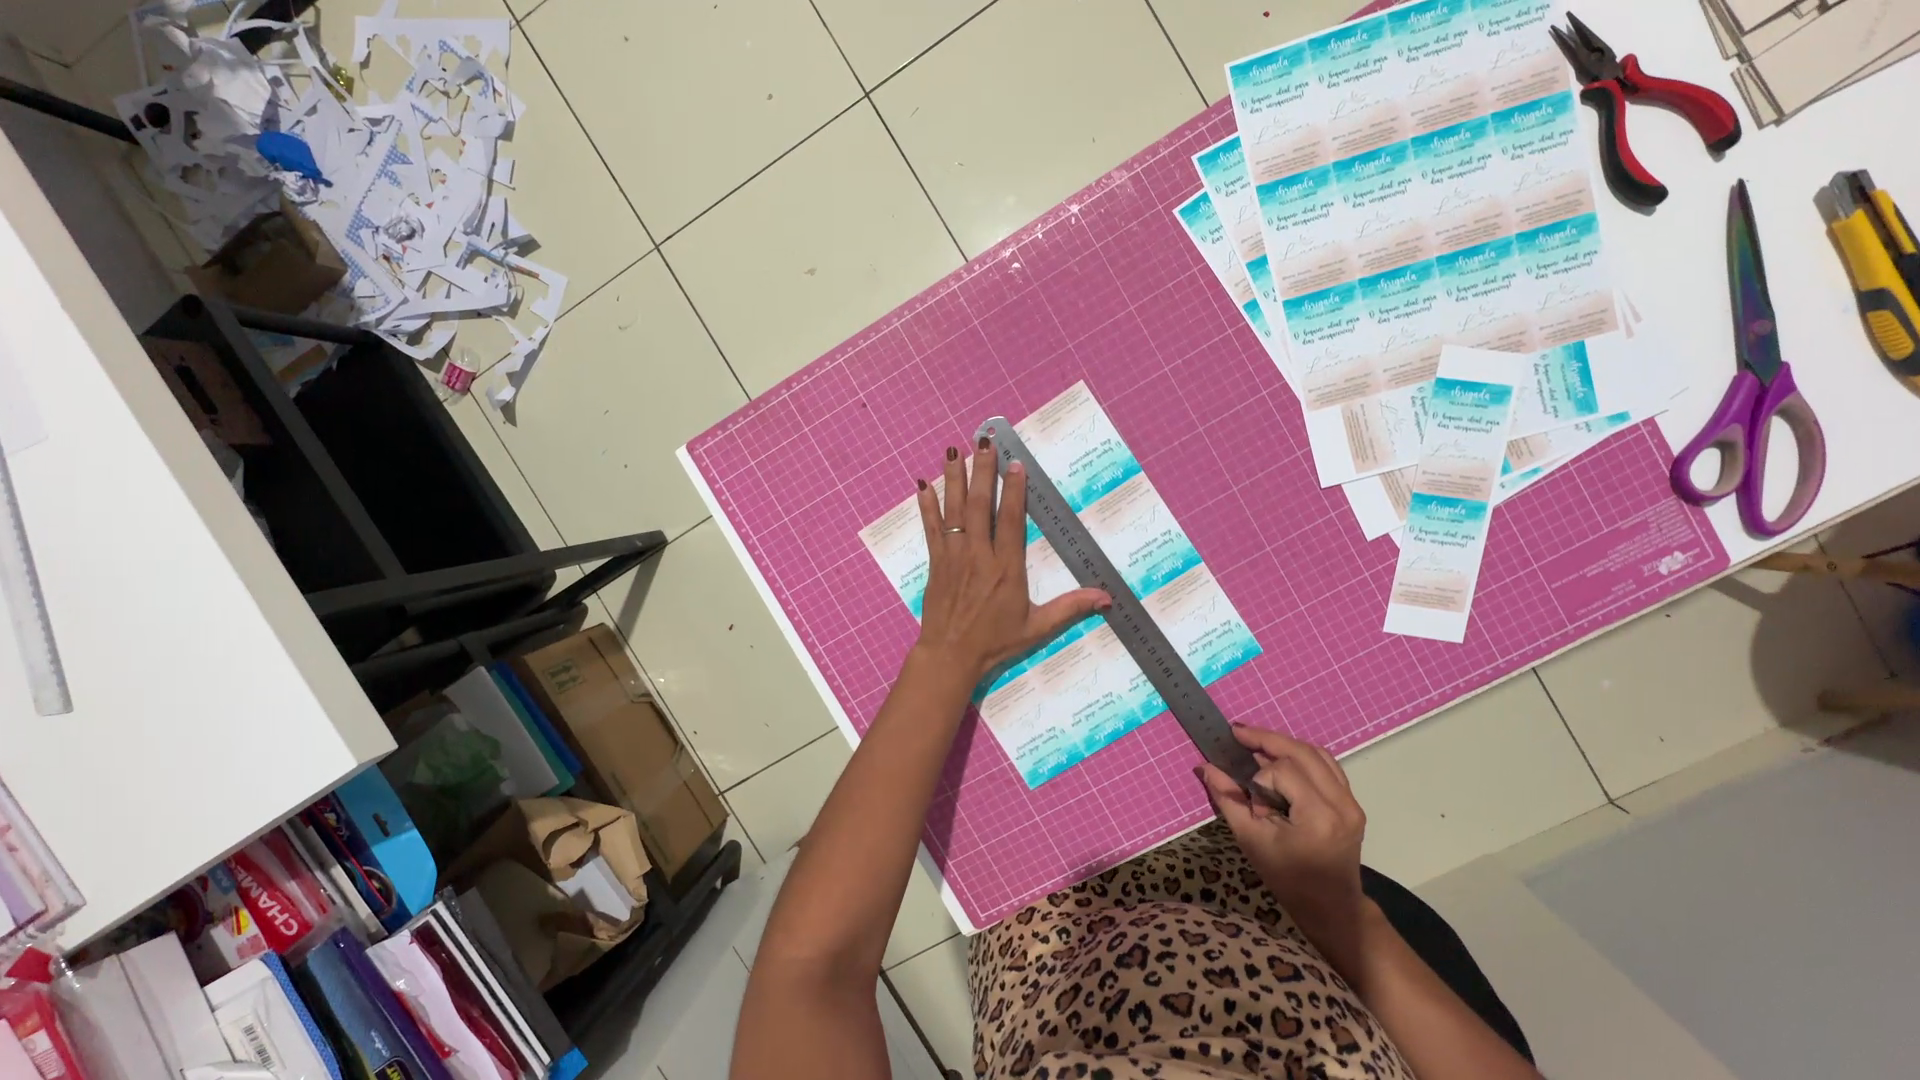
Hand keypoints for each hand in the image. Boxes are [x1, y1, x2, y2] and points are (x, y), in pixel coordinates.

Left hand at [914, 438, 1108, 680]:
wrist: (950, 656)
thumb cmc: (995, 642)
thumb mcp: (1037, 627)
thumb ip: (1070, 608)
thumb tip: (1106, 598)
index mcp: (1006, 568)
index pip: (1011, 521)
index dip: (1014, 491)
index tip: (1015, 464)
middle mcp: (979, 556)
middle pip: (980, 505)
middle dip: (982, 471)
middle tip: (983, 442)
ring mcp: (954, 557)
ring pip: (954, 510)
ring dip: (954, 479)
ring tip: (953, 450)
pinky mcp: (935, 563)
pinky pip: (931, 528)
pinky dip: (926, 506)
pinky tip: (923, 484)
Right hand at [1198, 726, 1366, 950]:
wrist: (1330, 907)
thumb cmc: (1287, 879)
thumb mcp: (1251, 840)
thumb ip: (1229, 799)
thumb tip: (1205, 766)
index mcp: (1318, 817)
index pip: (1284, 771)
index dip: (1260, 777)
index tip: (1251, 801)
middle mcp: (1341, 804)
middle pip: (1303, 753)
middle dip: (1268, 740)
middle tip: (1238, 732)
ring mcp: (1351, 802)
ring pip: (1318, 754)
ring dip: (1286, 746)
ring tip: (1257, 745)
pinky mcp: (1352, 803)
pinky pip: (1328, 767)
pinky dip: (1303, 757)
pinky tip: (1281, 759)